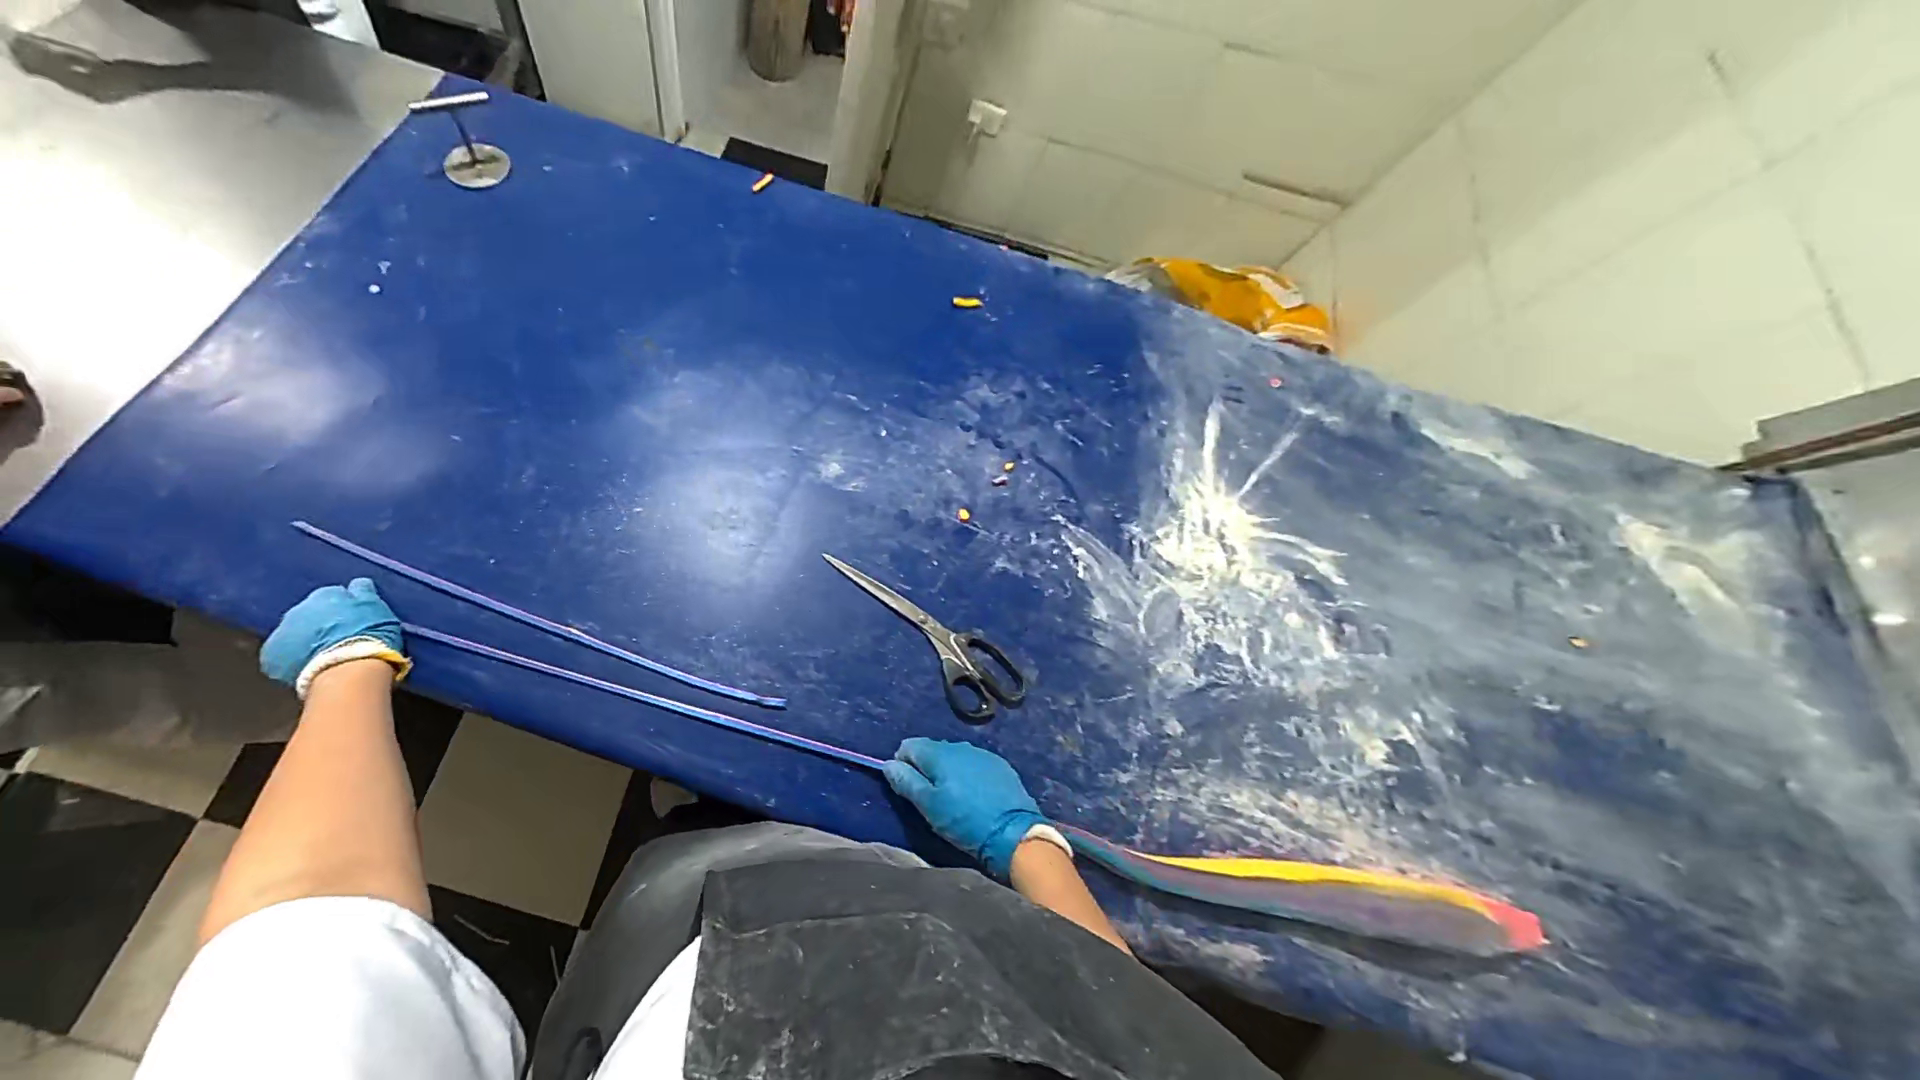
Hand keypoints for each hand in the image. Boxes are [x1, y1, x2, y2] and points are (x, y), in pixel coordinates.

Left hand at [260, 578, 408, 694]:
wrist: (348, 667)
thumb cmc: (369, 634)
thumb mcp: (376, 607)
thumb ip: (364, 592)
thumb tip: (357, 584)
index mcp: (324, 595)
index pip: (332, 595)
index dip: (344, 607)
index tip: (355, 618)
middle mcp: (297, 610)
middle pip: (309, 614)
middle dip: (321, 623)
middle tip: (341, 637)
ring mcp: (280, 634)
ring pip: (294, 634)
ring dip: (307, 641)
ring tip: (327, 654)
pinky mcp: (271, 658)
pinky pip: (281, 656)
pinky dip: (294, 660)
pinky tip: (312, 666)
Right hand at [884, 737, 1043, 879]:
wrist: (1012, 831)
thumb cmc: (964, 820)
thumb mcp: (928, 806)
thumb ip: (906, 782)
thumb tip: (889, 764)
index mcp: (939, 753)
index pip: (908, 746)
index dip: (903, 765)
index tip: (909, 789)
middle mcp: (959, 746)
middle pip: (931, 750)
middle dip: (925, 769)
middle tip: (930, 799)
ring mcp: (982, 754)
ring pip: (953, 757)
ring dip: (947, 773)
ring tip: (953, 799)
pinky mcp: (999, 765)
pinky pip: (974, 765)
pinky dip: (968, 776)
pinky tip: (974, 796)